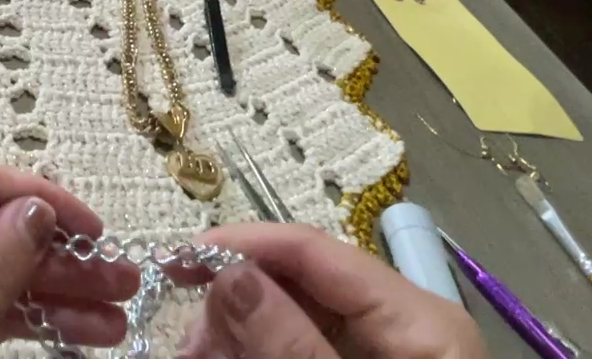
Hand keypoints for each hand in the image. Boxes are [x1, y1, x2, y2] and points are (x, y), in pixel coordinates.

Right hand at [181, 223, 484, 358]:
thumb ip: (291, 349)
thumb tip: (229, 275)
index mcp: (416, 319)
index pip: (311, 249)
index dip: (239, 244)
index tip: (176, 261)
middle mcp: (400, 323)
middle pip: (296, 282)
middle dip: (235, 305)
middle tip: (188, 348)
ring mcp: (385, 352)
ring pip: (290, 315)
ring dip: (239, 337)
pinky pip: (299, 347)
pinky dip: (259, 354)